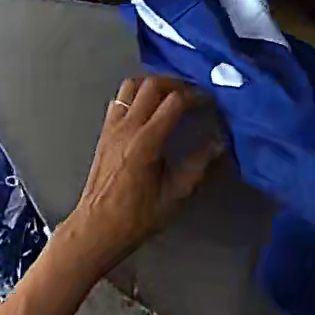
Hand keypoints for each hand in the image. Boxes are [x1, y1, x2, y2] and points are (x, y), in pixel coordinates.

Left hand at [57, 76, 221, 270]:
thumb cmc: (136, 217)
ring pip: (132, 85)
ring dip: (155, 84)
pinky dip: (136, 95)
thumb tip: (219, 143)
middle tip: (193, 95)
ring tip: (171, 96)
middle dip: (177, 84)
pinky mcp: (104, 132)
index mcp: (146, 142)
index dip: (196, 97)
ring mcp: (112, 127)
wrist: (95, 230)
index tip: (209, 103)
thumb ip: (199, 165)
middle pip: (153, 84)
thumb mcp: (176, 196)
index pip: (175, 101)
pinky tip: (149, 109)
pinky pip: (120, 99)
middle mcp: (127, 128)